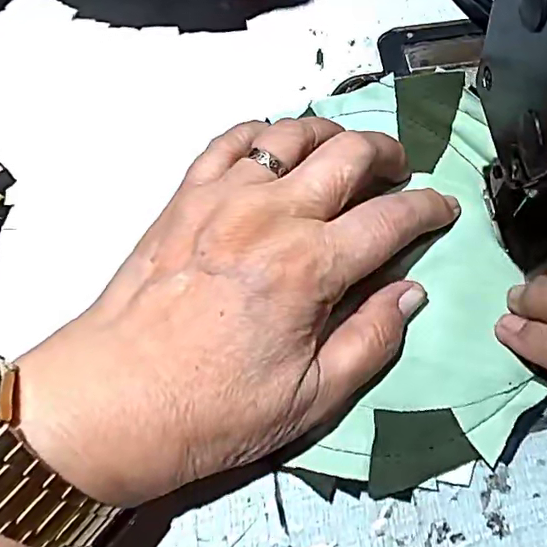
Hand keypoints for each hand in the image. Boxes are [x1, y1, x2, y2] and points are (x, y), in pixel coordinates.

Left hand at [15, 117, 459, 506]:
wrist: (102, 408)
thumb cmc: (212, 412)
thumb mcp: (313, 398)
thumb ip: (374, 338)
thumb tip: (411, 289)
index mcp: (309, 267)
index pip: (392, 218)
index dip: (430, 208)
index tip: (444, 209)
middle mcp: (271, 216)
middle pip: (351, 154)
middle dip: (390, 155)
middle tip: (402, 174)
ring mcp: (223, 197)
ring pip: (295, 133)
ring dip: (335, 136)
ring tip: (347, 156)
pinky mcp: (185, 196)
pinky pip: (233, 139)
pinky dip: (268, 134)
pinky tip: (280, 152)